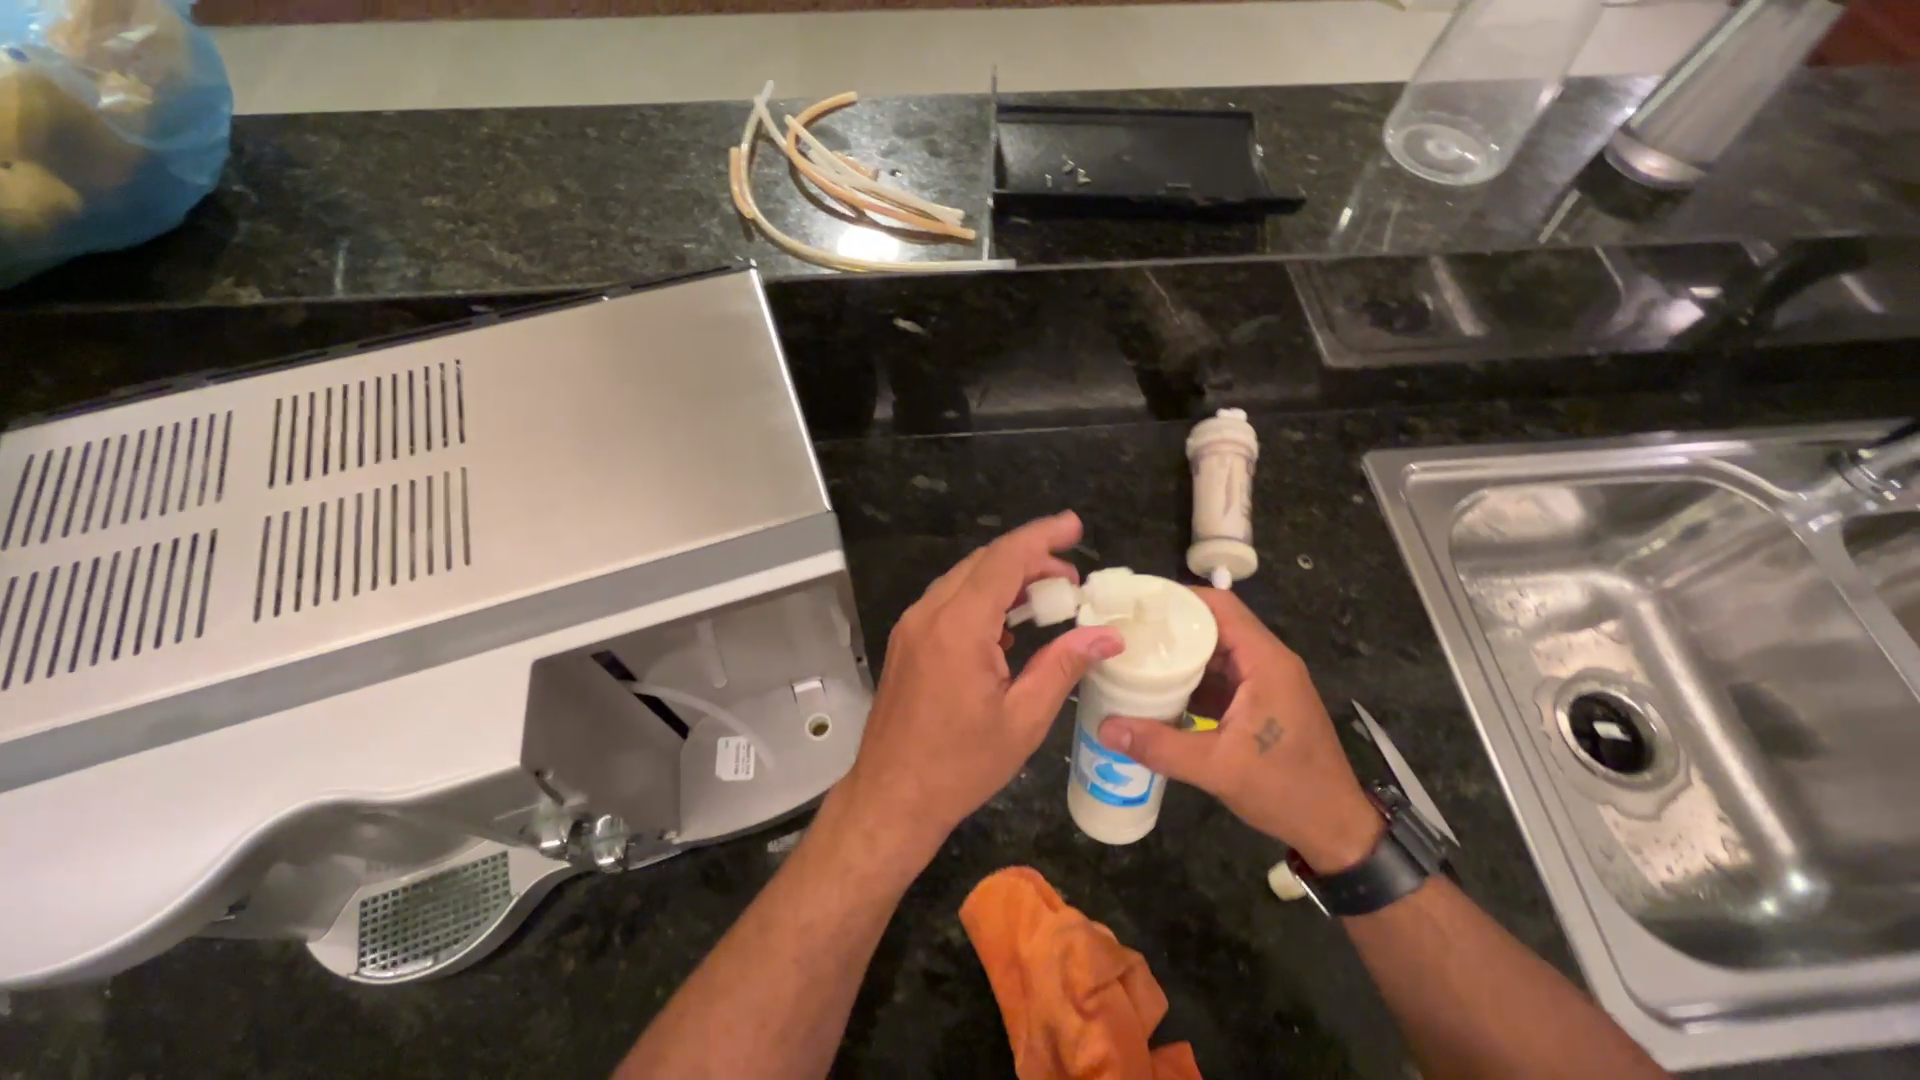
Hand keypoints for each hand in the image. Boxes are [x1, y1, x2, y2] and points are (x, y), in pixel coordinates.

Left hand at [836, 512, 1123, 857]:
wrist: (892, 796)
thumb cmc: (959, 765)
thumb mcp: (1023, 719)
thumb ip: (1063, 667)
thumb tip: (1108, 636)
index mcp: (958, 627)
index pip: (1004, 560)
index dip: (1042, 537)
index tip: (1074, 525)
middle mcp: (929, 615)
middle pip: (983, 563)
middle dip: (1030, 558)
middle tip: (1071, 578)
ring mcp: (912, 627)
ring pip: (964, 580)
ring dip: (1005, 578)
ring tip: (1049, 597)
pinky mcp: (906, 643)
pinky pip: (948, 603)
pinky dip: (982, 600)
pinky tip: (1008, 627)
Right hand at [1097, 588, 1383, 872]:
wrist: (1335, 828)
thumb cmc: (1286, 789)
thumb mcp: (1218, 768)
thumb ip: (1160, 746)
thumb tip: (1106, 728)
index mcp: (1266, 662)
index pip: (1221, 606)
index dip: (1179, 598)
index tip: (1136, 604)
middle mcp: (1269, 663)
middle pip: (1215, 627)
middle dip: (1171, 629)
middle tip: (1124, 633)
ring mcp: (1267, 685)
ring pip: (1217, 655)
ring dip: (1180, 657)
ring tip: (1133, 658)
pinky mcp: (1262, 706)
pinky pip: (1222, 681)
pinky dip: (1192, 683)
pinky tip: (1158, 693)